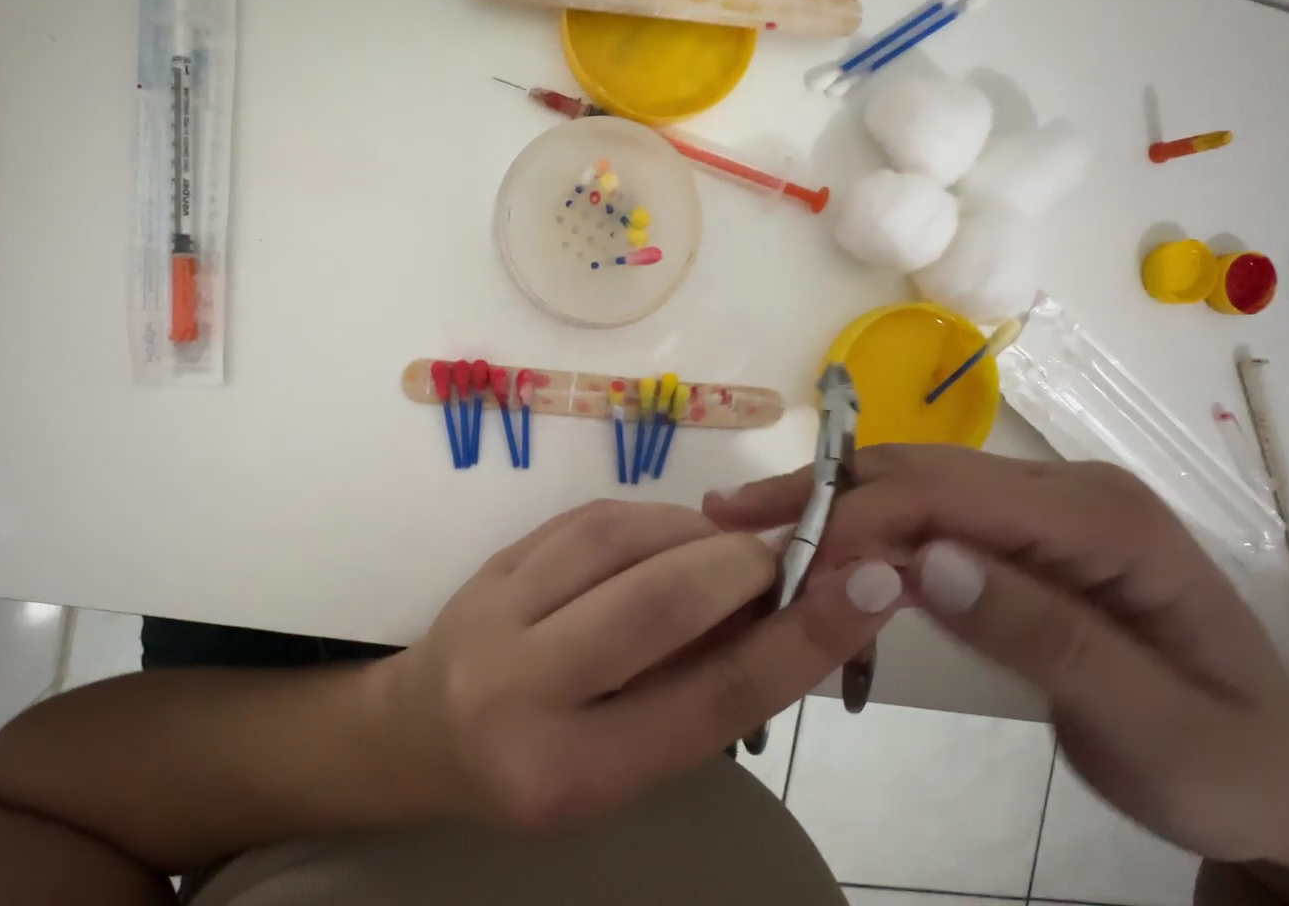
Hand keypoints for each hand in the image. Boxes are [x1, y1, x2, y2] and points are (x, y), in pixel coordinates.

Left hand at [372, 499, 901, 829]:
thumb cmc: (538, 766)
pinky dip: (655, 520)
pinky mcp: (492, 563)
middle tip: (793, 558)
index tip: (866, 586)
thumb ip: (703, 694)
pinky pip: (590, 519)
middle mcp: (524, 689)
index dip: (799, 639)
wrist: (422, 733)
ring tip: (730, 551)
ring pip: (621, 541)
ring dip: (700, 533)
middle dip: (746, 568)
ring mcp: (496, 613)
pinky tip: (678, 537)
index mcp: (574, 770)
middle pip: (660, 604)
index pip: (708, 698)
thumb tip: (792, 612)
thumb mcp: (625, 764)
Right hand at [704, 445, 1288, 863]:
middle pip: (917, 472)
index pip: (950, 495)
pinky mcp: (1017, 530)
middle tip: (729, 523)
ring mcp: (1040, 505)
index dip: (857, 520)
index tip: (785, 567)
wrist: (1279, 769)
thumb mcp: (1152, 726)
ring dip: (826, 503)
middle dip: (819, 494)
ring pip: (909, 483)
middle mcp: (1065, 490)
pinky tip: (813, 546)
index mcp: (1104, 522)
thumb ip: (1046, 637)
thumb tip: (929, 562)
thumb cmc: (1223, 760)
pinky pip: (923, 513)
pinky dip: (857, 527)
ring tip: (748, 526)